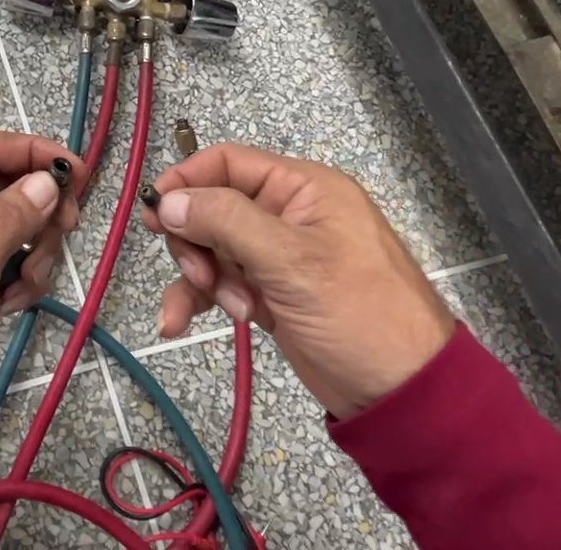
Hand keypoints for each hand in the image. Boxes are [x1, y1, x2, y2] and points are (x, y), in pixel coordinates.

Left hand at [0, 132, 83, 422]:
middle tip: (63, 234)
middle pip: (14, 184)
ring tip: (20, 288)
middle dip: (43, 208)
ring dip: (37, 250)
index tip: (76, 172)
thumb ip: (4, 224)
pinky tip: (13, 304)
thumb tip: (46, 180)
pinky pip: (19, 258)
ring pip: (23, 223)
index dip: (32, 149)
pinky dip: (27, 277)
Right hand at [143, 144, 454, 418]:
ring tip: (230, 309)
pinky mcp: (267, 290)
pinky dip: (197, 299)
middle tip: (200, 274)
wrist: (405, 398)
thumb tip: (167, 201)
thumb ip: (225, 222)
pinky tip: (176, 323)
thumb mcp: (291, 262)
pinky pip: (218, 282)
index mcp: (302, 188)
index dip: (186, 180)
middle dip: (196, 241)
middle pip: (211, 206)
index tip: (155, 210)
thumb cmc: (360, 314)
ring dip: (202, 277)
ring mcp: (275, 254)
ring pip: (210, 247)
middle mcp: (285, 214)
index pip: (227, 162)